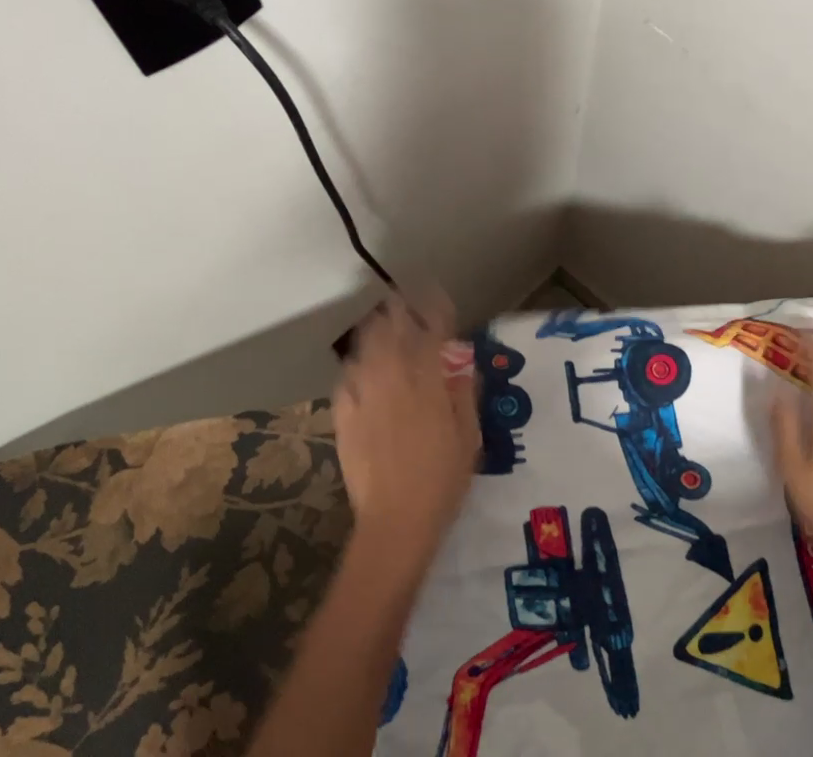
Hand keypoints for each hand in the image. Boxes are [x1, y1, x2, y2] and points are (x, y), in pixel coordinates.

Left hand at [333, 289, 479, 558]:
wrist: (396, 519)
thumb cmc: (443, 480)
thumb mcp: (468, 437)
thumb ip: (464, 395)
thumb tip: (461, 366)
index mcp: (428, 383)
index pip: (431, 332)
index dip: (434, 308)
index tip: (436, 293)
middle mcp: (393, 380)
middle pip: (391, 331)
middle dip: (398, 309)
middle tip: (403, 298)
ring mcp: (364, 396)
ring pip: (365, 349)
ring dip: (374, 329)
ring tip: (380, 320)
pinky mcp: (343, 415)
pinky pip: (347, 378)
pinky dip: (356, 364)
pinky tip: (360, 365)